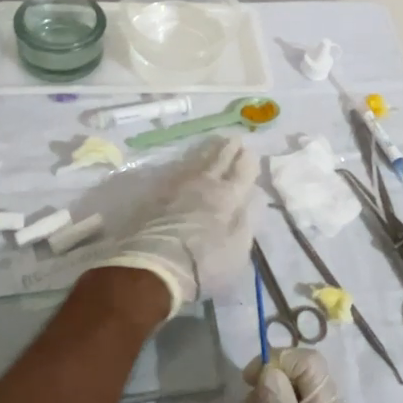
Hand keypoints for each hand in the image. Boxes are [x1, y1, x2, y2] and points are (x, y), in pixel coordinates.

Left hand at [86, 137, 256, 314]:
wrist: (153, 265)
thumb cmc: (203, 264)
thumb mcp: (237, 250)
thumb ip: (244, 223)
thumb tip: (249, 201)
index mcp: (228, 197)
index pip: (242, 172)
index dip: (247, 161)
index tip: (249, 151)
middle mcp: (204, 185)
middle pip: (218, 160)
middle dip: (228, 148)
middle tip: (234, 138)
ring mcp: (178, 186)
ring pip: (196, 161)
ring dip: (207, 150)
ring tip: (213, 142)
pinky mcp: (156, 193)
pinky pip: (176, 170)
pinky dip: (185, 163)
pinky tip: (185, 162)